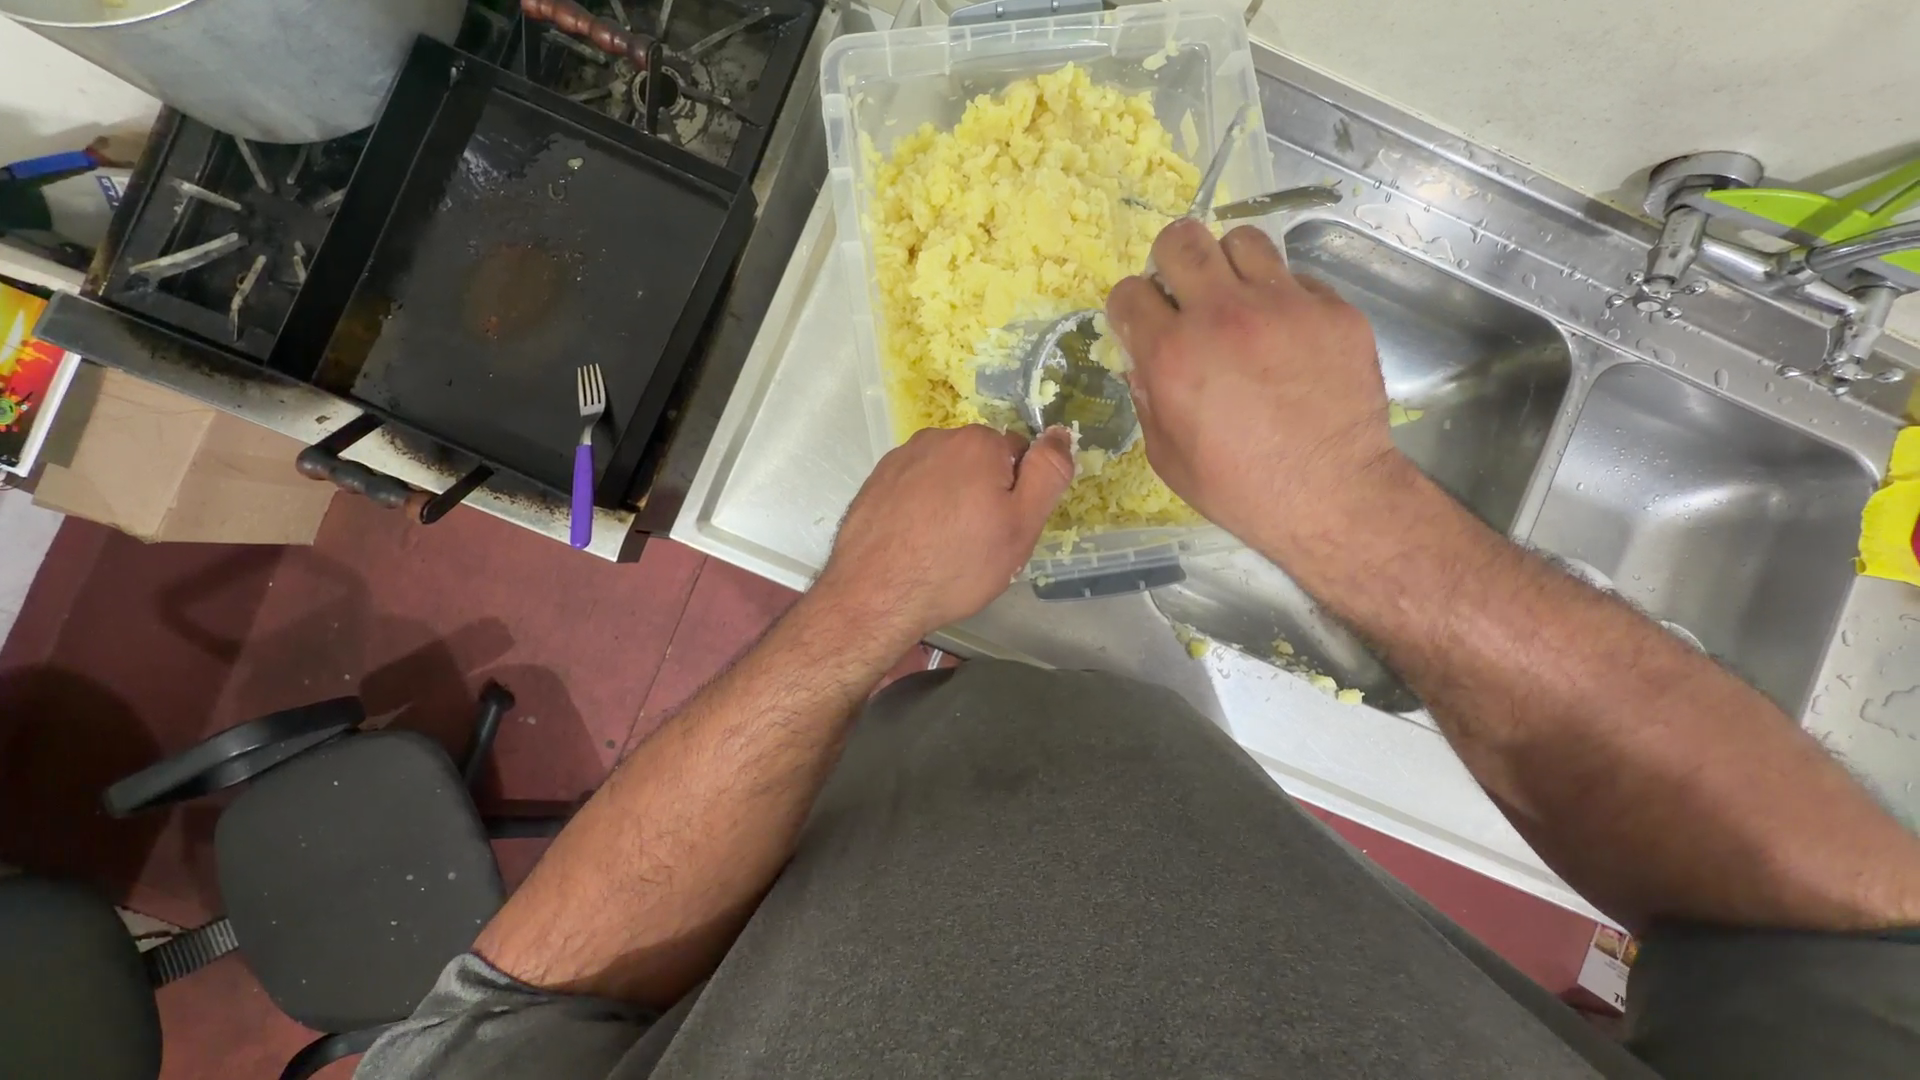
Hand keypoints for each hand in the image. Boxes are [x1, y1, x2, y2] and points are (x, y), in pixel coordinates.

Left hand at [816, 425, 1074, 639]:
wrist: (876, 594)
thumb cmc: (957, 565)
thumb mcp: (1021, 525)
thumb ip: (1048, 474)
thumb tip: (1061, 432)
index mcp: (979, 443)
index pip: (1020, 455)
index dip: (1019, 494)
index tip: (1004, 528)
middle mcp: (937, 438)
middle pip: (980, 462)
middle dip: (984, 494)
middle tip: (977, 542)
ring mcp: (901, 458)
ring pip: (945, 474)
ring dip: (951, 500)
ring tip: (942, 546)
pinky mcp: (876, 482)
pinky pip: (913, 487)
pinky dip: (920, 508)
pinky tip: (915, 542)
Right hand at [1106, 219, 1406, 556]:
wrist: (1330, 494)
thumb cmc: (1237, 486)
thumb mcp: (1166, 455)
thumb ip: (1147, 396)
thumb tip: (1143, 359)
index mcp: (1172, 354)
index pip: (1129, 292)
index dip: (1129, 307)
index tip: (1140, 322)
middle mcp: (1223, 315)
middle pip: (1180, 240)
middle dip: (1170, 261)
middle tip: (1183, 292)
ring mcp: (1283, 305)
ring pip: (1242, 240)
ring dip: (1228, 266)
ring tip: (1237, 299)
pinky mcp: (1332, 309)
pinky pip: (1296, 277)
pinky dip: (1281, 297)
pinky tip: (1285, 333)